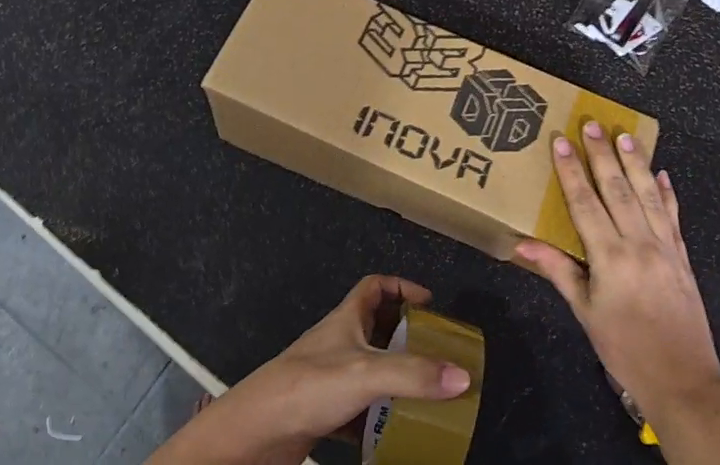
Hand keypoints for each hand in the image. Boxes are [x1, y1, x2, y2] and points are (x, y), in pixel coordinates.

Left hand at [150, 276, 471, 464]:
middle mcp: (337, 343)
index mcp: (346, 319)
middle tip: (436, 353)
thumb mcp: (367, 373)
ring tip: (424, 394)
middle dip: (406, 338)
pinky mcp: (320, 412)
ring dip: (393, 379)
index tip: (431, 304)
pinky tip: (392, 431)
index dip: (402, 287)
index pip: (375, 286)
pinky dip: (376, 417)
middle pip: (376, 328)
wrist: (255, 432)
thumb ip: (414, 374)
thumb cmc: (309, 386)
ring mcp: (327, 378)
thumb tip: (464, 376)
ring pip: (368, 371)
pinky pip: (356, 410)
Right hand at [516, 122, 719, 428]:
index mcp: (610, 258)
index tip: (561, 141)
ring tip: (626, 134)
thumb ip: (559, 271)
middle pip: (618, 189)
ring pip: (648, 195)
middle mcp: (640, 244)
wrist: (684, 380)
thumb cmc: (625, 349)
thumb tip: (522, 243)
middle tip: (592, 124)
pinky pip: (673, 216)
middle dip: (603, 155)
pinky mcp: (683, 257)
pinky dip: (667, 193)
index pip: (586, 203)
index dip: (571, 171)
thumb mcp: (586, 314)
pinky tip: (662, 174)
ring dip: (636, 162)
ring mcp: (666, 248)